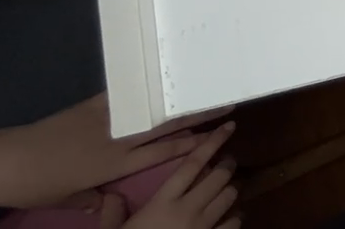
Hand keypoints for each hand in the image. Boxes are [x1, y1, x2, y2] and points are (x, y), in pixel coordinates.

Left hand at [0, 95, 230, 210]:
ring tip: (208, 88)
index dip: (194, 143)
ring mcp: (113, 118)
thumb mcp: (62, 199)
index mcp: (117, 164)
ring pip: (157, 108)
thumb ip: (89, 199)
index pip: (165, 152)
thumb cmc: (34, 185)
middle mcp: (123, 139)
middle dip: (203, 115)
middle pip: (171, 126)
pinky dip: (147, 86)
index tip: (218, 134)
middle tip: (230, 105)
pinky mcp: (99, 103)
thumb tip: (105, 206)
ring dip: (184, 99)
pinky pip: (129, 93)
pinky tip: (164, 77)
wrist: (5, 161)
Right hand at [98, 121, 238, 228]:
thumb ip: (111, 215)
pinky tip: (226, 217)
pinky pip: (235, 221)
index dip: (213, 142)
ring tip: (224, 188)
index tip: (230, 126)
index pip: (193, 164)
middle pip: (222, 175)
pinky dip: (234, 216)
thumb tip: (110, 196)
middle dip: (227, 165)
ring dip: (230, 189)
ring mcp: (203, 226)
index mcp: (162, 204)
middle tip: (225, 163)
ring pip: (231, 194)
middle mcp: (188, 209)